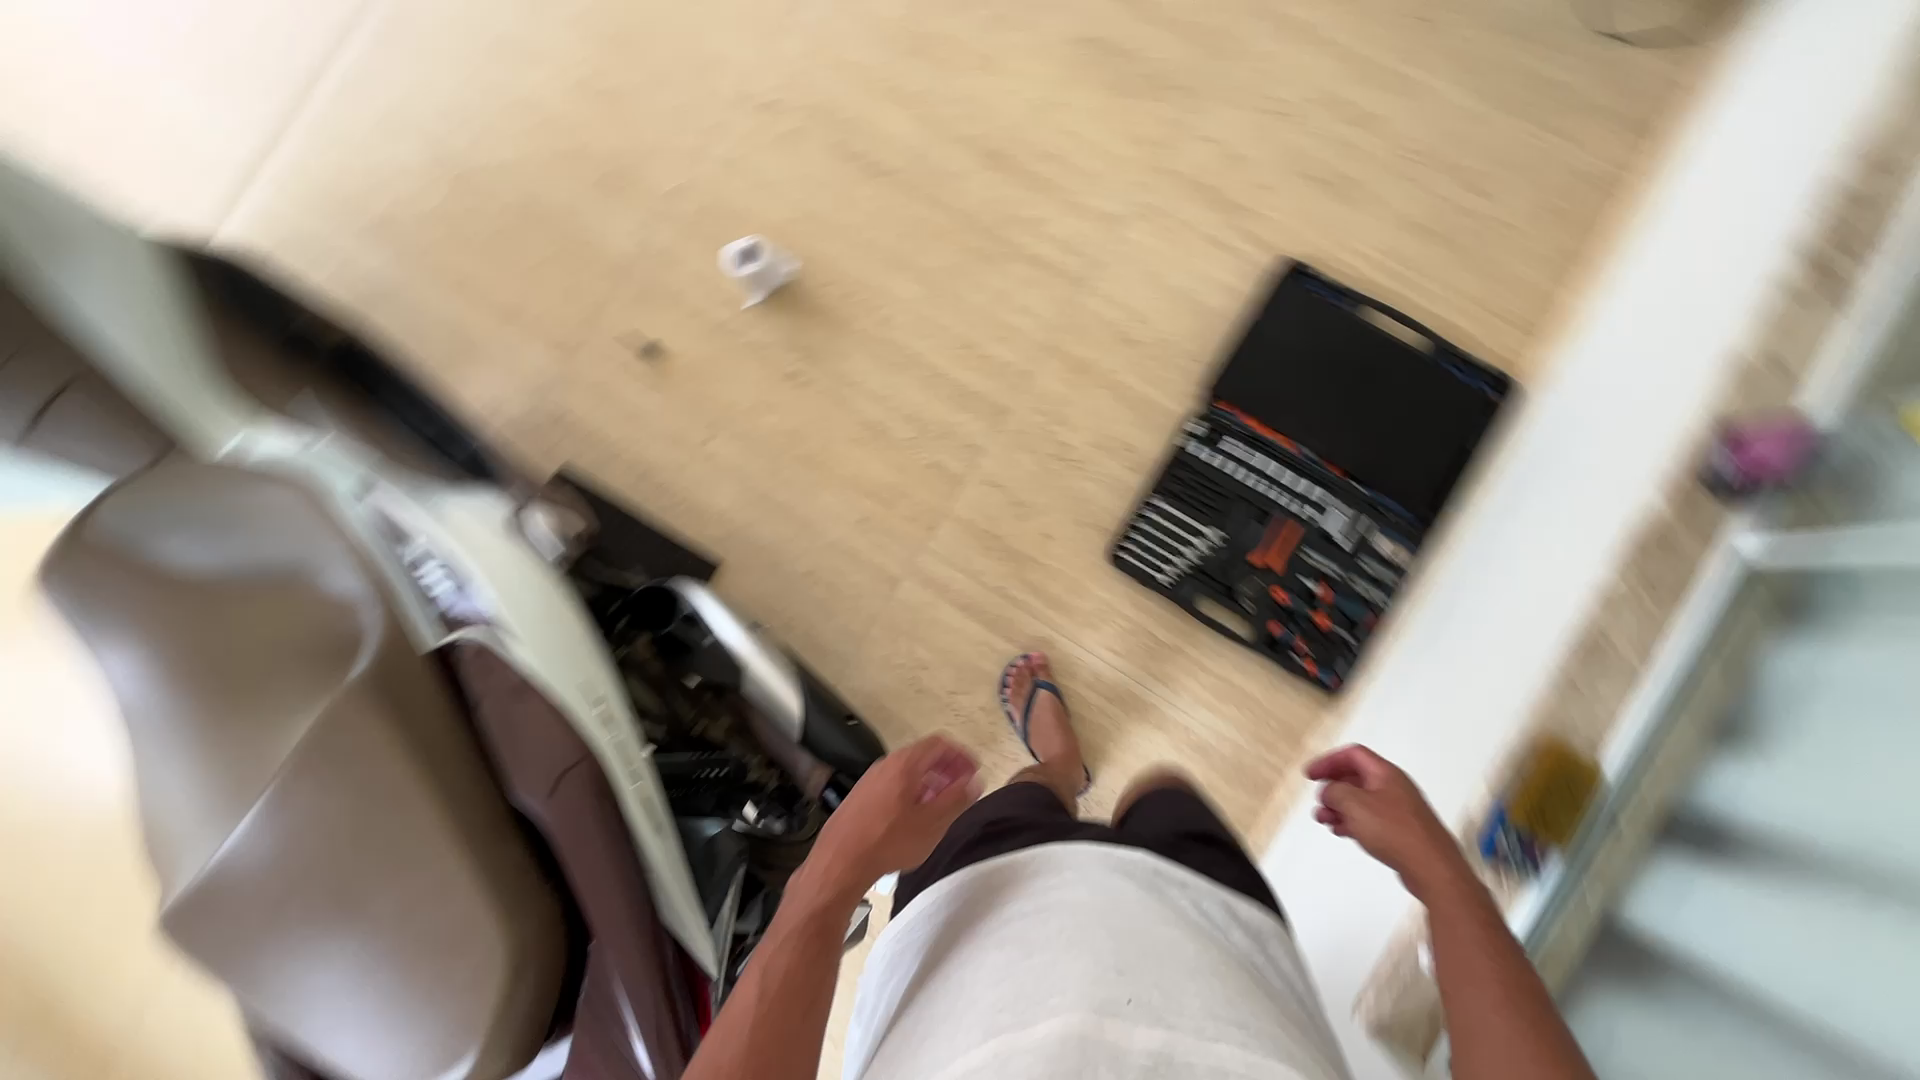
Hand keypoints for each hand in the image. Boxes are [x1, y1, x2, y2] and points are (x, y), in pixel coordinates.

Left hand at [795, 734, 982, 907]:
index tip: (972, 771)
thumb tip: (973, 783)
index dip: (960, 755)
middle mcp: (886, 765)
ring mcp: (871, 780)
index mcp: (905, 764)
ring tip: (940, 806)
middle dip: (946, 770)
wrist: (841, 860)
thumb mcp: (933, 823)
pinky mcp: (861, 797)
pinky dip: (911, 793)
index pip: (939, 744)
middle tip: (961, 788)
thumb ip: (957, 799)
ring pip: (907, 772)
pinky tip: (914, 819)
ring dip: (929, 783)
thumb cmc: (888, 841)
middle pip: (923, 756)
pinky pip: (892, 785)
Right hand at [1305, 744, 1471, 900]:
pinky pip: (1370, 818)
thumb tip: (1329, 791)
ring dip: (1339, 807)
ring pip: (1361, 800)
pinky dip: (1353, 821)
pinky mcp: (1402, 830)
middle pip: (1356, 777)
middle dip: (1332, 787)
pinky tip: (1342, 832)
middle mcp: (1394, 787)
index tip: (1310, 776)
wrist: (1433, 869)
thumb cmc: (1392, 830)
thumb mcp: (1355, 804)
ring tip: (1324, 821)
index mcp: (1385, 774)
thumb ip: (1335, 791)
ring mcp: (1399, 809)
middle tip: (1318, 802)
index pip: (1352, 755)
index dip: (1328, 761)